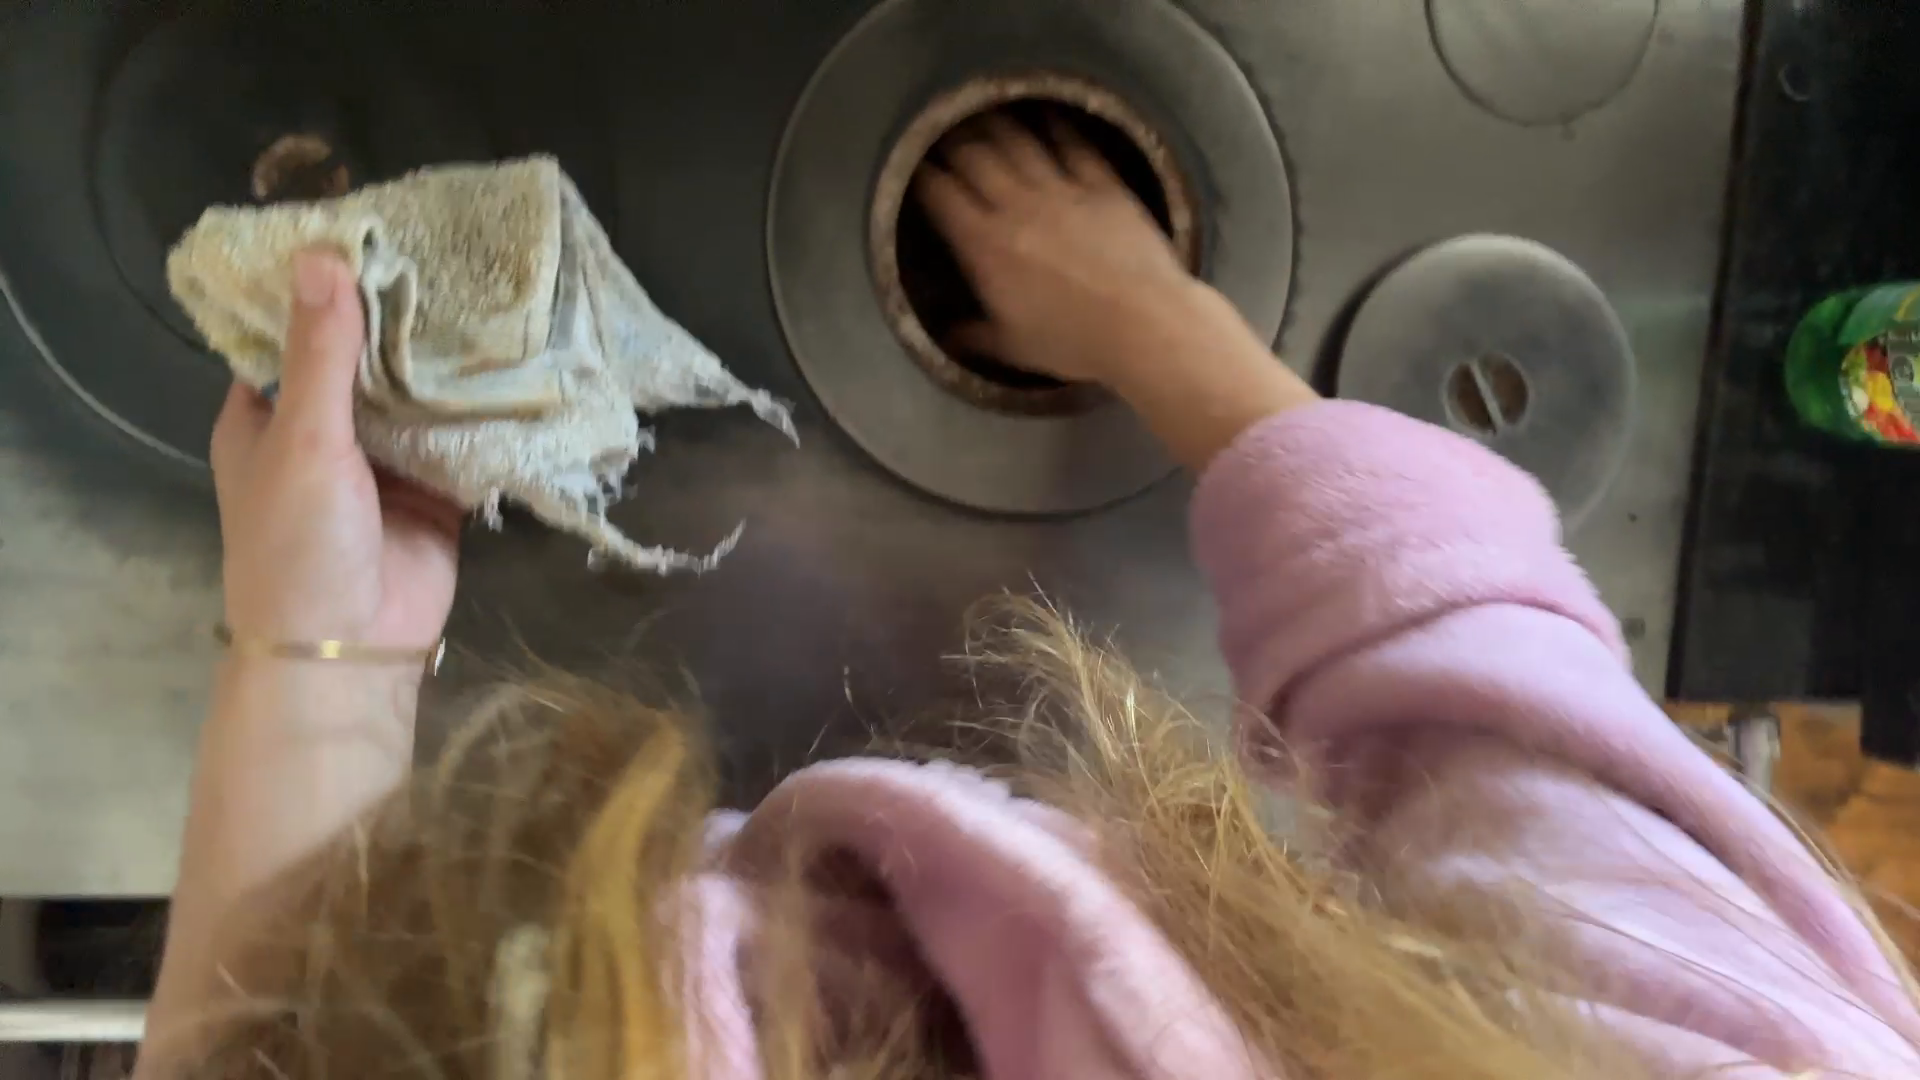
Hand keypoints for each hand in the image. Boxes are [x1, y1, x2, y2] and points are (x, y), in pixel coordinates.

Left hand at [210, 250, 461, 652]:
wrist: (353, 638)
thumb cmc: (302, 538)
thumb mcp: (305, 440)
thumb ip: (324, 358)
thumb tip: (324, 256)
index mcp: (273, 415)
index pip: (299, 336)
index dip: (334, 294)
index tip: (383, 247)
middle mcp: (332, 434)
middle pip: (372, 369)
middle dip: (410, 332)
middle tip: (461, 277)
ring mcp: (390, 465)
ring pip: (424, 407)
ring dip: (453, 376)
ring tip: (500, 318)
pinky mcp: (440, 493)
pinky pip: (464, 447)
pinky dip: (487, 424)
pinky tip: (520, 385)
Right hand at [913, 115, 1318, 468]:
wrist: (1140, 324)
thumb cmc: (1073, 342)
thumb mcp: (1014, 348)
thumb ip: (977, 337)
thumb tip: (951, 337)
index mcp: (986, 248)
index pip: (942, 197)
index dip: (923, 177)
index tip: (914, 169)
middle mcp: (1017, 208)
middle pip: (973, 156)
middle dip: (950, 140)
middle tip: (941, 131)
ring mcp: (1062, 191)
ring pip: (1017, 141)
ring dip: (994, 122)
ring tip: (980, 111)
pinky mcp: (1103, 186)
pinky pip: (1073, 145)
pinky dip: (1056, 127)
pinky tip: (1046, 115)